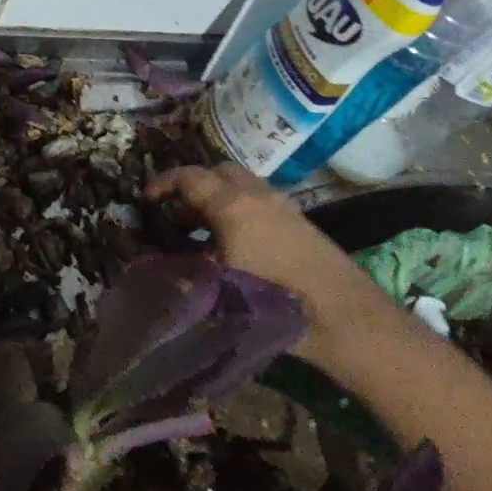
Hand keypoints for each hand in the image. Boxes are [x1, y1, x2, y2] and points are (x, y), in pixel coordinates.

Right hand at [147, 163, 398, 366]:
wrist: (345, 318)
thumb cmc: (274, 301)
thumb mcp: (217, 288)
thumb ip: (184, 271)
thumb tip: (155, 266)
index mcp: (232, 203)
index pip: (189, 177)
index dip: (162, 183)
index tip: (146, 199)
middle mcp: (257, 194)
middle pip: (218, 172)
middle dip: (193, 186)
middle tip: (177, 214)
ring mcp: (283, 206)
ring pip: (241, 187)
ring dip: (217, 199)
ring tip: (203, 233)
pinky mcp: (300, 223)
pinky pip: (259, 203)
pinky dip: (239, 211)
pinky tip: (236, 245)